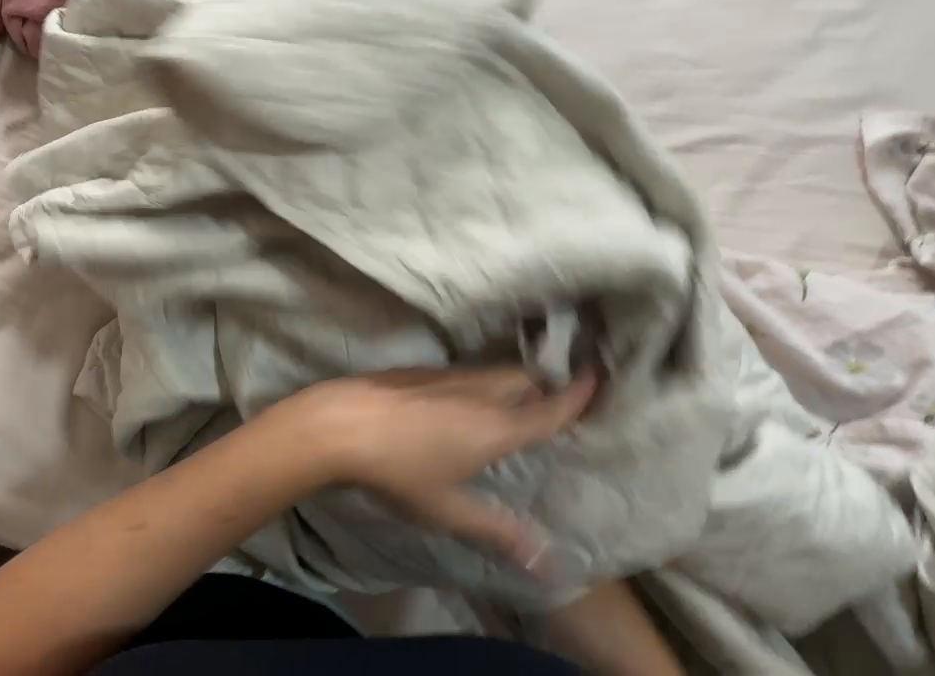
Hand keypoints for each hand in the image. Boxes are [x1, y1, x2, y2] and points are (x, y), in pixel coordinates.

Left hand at [283, 367, 597, 568]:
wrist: (335, 422)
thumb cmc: (396, 470)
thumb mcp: (448, 509)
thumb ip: (497, 532)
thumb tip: (547, 564)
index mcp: (495, 425)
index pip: (548, 409)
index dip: (576, 396)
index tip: (598, 379)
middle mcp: (475, 392)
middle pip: (522, 379)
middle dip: (544, 385)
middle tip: (557, 396)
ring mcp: (442, 376)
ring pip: (489, 371)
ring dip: (510, 380)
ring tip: (516, 396)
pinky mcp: (413, 370)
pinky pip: (460, 371)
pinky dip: (476, 380)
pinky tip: (460, 397)